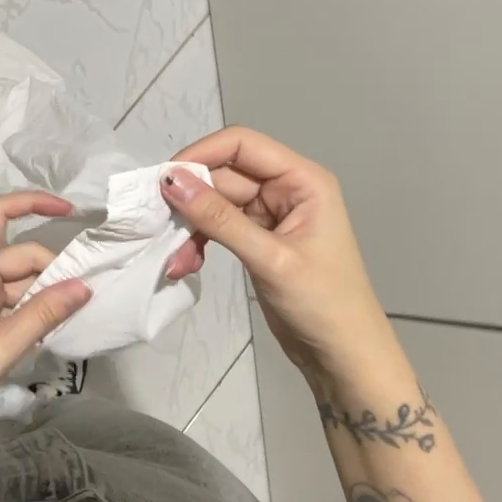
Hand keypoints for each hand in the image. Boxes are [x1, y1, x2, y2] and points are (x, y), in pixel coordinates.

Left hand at [0, 191, 91, 439]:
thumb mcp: (1, 348)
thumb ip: (43, 315)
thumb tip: (84, 286)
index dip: (31, 202)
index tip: (70, 210)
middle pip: (20, 254)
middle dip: (53, 269)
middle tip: (85, 299)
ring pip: (20, 279)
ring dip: (47, 292)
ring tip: (75, 316)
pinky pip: (14, 300)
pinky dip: (34, 308)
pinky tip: (54, 327)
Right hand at [158, 128, 393, 375]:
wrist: (344, 357)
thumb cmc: (322, 304)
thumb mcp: (270, 258)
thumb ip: (218, 218)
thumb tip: (170, 179)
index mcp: (302, 180)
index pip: (241, 144)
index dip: (201, 154)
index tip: (163, 179)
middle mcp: (285, 189)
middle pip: (222, 175)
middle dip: (190, 201)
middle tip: (158, 226)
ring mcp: (269, 214)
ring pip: (213, 203)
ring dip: (190, 228)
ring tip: (176, 259)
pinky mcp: (255, 239)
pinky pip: (216, 227)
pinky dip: (198, 243)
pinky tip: (186, 265)